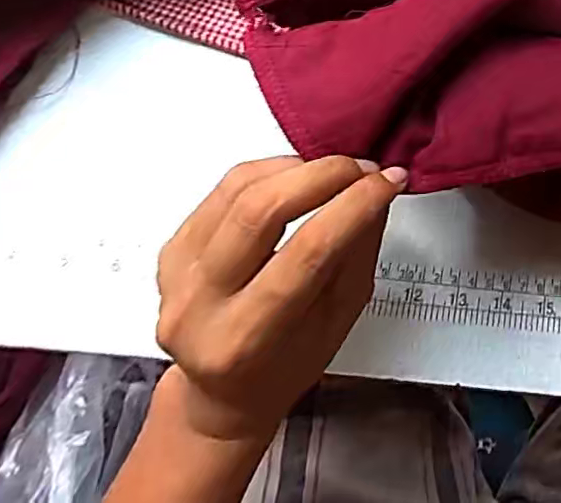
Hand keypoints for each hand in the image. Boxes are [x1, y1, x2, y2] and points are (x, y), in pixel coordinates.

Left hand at [153, 155, 406, 443]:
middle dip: (326, 174)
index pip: (309, 252)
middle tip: (364, 168)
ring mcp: (177, 273)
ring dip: (302, 167)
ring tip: (336, 172)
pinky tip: (299, 178)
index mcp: (245, 339)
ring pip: (242, 187)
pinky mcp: (171, 246)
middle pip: (262, 210)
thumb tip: (378, 188)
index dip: (356, 205)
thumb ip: (359, 251)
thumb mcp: (340, 318)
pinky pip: (226, 186)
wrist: (220, 393)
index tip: (390, 180)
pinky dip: (272, 170)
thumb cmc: (287, 362)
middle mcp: (198, 306)